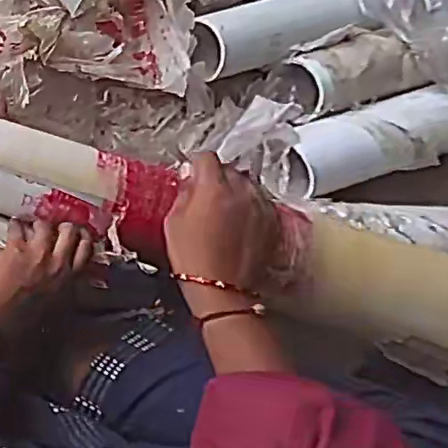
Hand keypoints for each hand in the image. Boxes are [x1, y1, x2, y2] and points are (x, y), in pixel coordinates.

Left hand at [0, 218, 94, 336]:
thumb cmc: (25, 318)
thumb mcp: (57, 303)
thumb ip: (67, 284)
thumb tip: (68, 269)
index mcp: (71, 279)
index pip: (87, 248)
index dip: (82, 236)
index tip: (77, 233)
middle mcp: (58, 263)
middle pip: (70, 231)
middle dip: (63, 226)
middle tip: (56, 227)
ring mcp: (37, 253)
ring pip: (45, 225)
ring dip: (38, 225)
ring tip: (33, 227)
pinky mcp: (15, 248)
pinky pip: (19, 225)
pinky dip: (17, 224)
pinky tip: (15, 227)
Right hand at [163, 152, 279, 309]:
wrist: (221, 288)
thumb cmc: (192, 257)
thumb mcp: (173, 221)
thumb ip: (184, 194)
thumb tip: (191, 182)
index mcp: (213, 188)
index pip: (207, 158)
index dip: (196, 164)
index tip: (191, 172)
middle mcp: (242, 191)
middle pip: (230, 169)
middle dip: (217, 177)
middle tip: (204, 194)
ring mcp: (261, 205)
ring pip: (248, 184)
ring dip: (235, 191)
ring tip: (223, 209)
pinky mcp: (273, 221)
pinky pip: (260, 202)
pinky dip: (249, 206)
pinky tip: (238, 222)